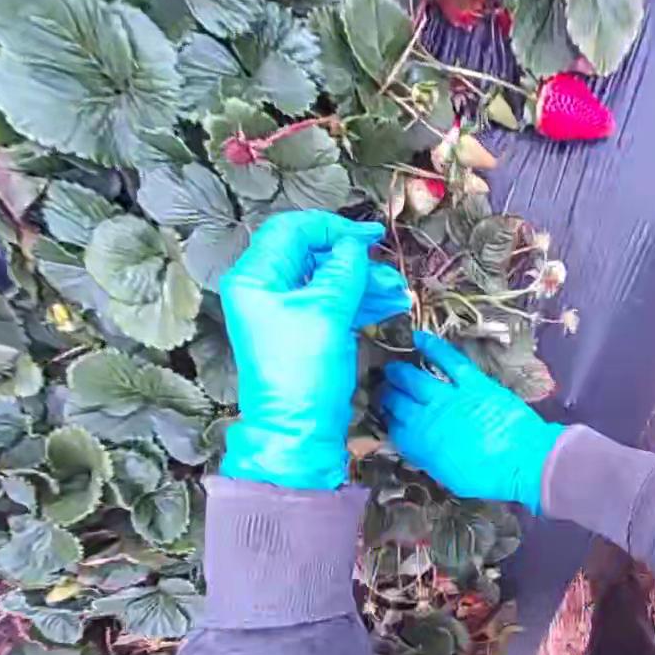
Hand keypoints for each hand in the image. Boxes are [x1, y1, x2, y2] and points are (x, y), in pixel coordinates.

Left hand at [218, 211, 411, 489]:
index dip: (333, 229)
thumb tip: (355, 245)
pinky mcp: (311, 331)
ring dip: (365, 282)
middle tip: (389, 271)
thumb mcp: (326, 315)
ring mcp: (290, 311)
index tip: (371, 237)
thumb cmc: (305, 370)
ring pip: (330, 281)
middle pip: (314, 256)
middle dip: (355, 260)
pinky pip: (337, 304)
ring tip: (397, 291)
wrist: (302, 425)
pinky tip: (389, 303)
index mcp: (257, 278)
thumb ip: (343, 274)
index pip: (292, 232)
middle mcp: (269, 289)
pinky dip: (362, 301)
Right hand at [379, 329, 565, 512]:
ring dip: (401, 372)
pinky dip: (433, 347)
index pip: (395, 428)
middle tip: (386, 388)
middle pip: (399, 401)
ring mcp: (450, 398)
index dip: (390, 420)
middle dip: (389, 394)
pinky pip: (448, 360)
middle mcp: (428, 419)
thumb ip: (432, 459)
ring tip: (393, 368)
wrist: (524, 462)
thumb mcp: (451, 478)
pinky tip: (419, 338)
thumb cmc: (490, 477)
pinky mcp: (473, 383)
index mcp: (422, 446)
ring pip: (415, 379)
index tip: (389, 415)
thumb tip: (421, 448)